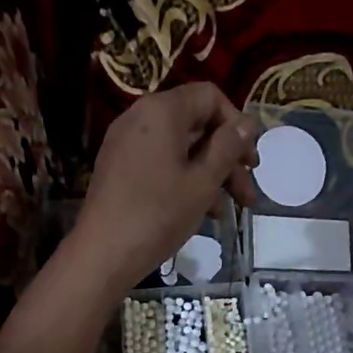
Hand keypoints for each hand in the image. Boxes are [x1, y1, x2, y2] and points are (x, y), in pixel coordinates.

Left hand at [69, 82, 258, 289]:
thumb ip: (227, 149)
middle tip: (248, 194)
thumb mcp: (202, 183)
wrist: (101, 256)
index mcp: (162, 110)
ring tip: (228, 212)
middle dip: (226, 160)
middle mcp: (139, 118)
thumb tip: (245, 124)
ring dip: (208, 177)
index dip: (237, 125)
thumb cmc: (157, 216)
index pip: (210, 97)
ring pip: (178, 151)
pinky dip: (181, 182)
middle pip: (195, 127)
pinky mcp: (116, 171)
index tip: (250, 160)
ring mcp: (124, 146)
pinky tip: (200, 213)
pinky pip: (158, 166)